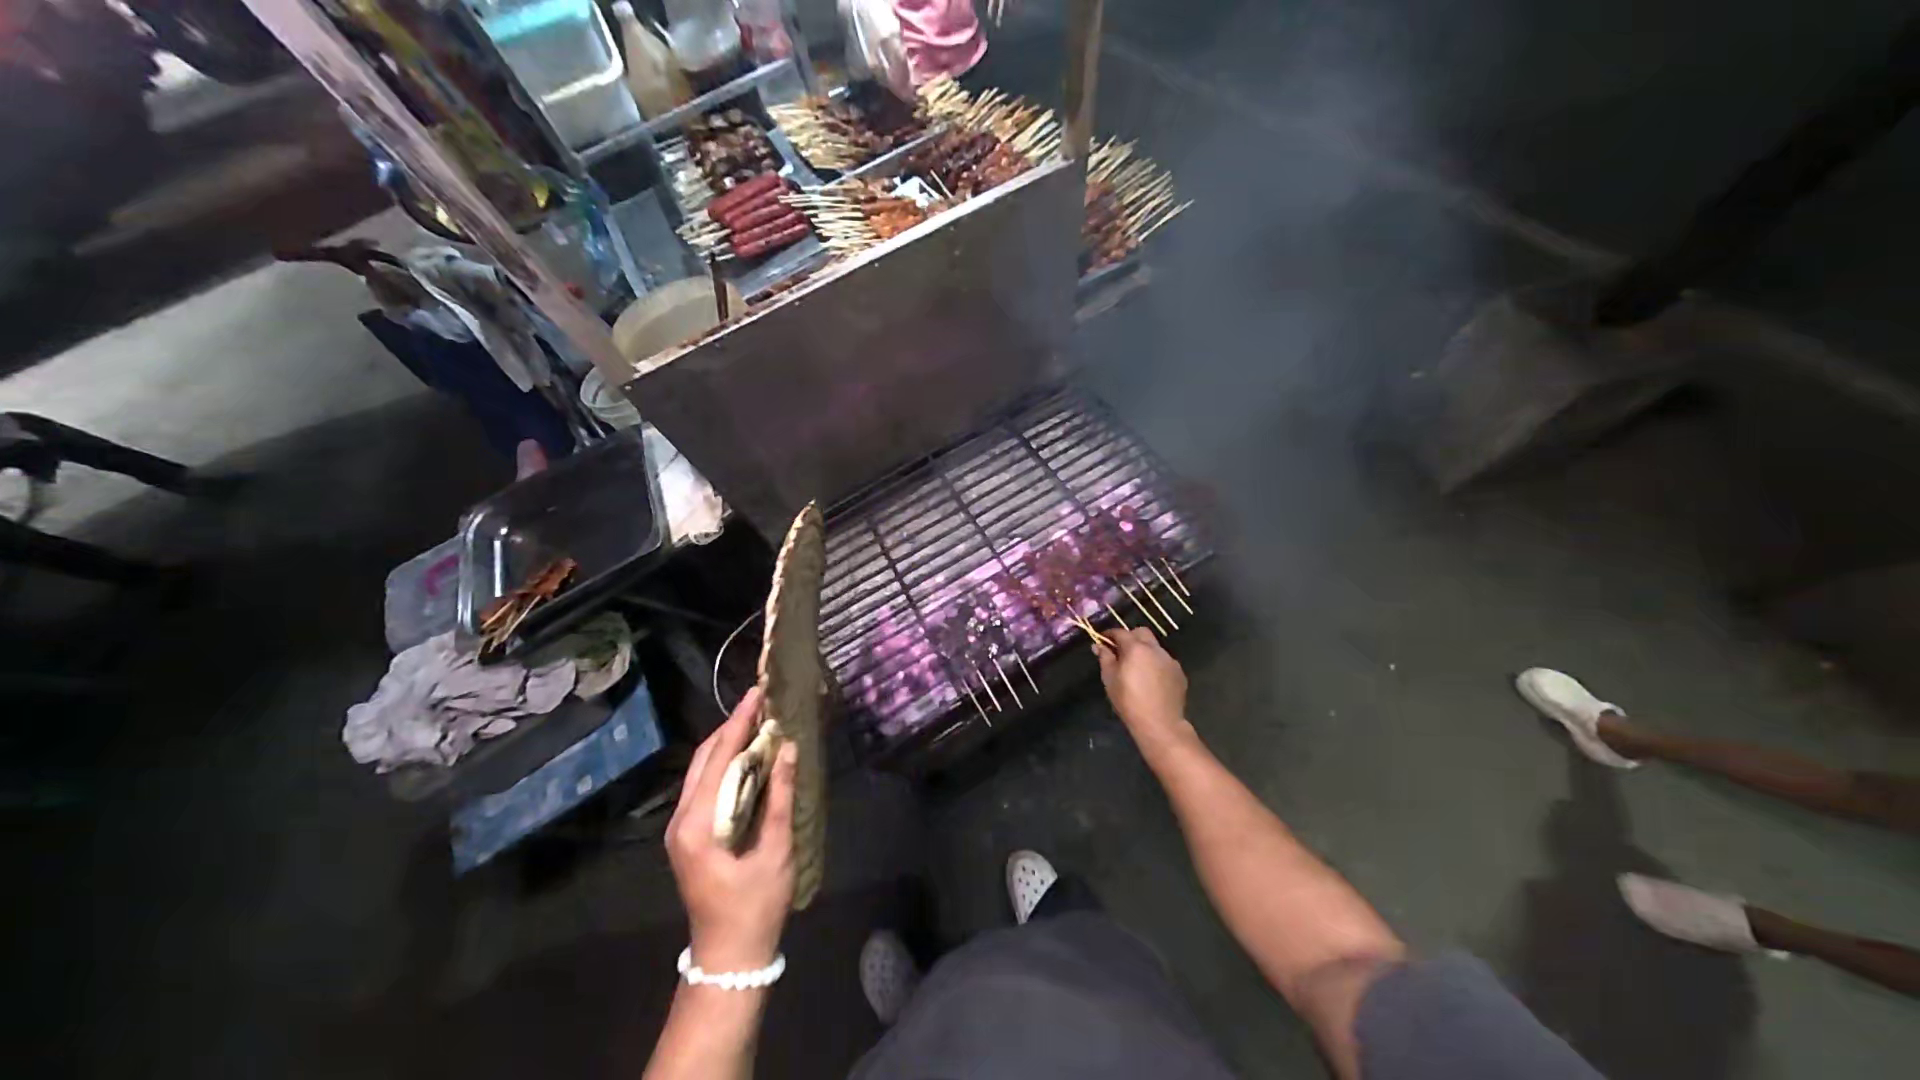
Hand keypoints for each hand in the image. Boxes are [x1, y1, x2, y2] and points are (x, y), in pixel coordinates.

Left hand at [665, 685, 797, 972]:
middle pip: (704, 759)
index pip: (718, 759)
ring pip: (702, 771)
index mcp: (696, 823)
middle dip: (732, 727)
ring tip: (758, 719)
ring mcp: (681, 828)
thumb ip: (779, 797)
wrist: (729, 956)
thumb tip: (787, 748)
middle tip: (761, 700)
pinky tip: (749, 755)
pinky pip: (706, 786)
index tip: (758, 693)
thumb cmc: (755, 907)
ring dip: (729, 743)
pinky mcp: (691, 834)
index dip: (739, 723)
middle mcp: (681, 820)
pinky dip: (727, 764)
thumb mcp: (774, 852)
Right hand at [1094, 628, 1190, 746]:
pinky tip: (1151, 680)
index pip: (1120, 632)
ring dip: (1144, 651)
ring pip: (1155, 647)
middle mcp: (1155, 649)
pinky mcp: (1179, 673)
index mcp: (1136, 648)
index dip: (1109, 634)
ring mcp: (1170, 660)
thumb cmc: (1129, 701)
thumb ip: (1105, 658)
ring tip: (1137, 668)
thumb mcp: (1110, 679)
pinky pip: (1164, 661)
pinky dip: (1156, 664)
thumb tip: (1099, 645)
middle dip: (1130, 637)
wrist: (1160, 723)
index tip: (1102, 640)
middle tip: (1121, 650)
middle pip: (1142, 633)